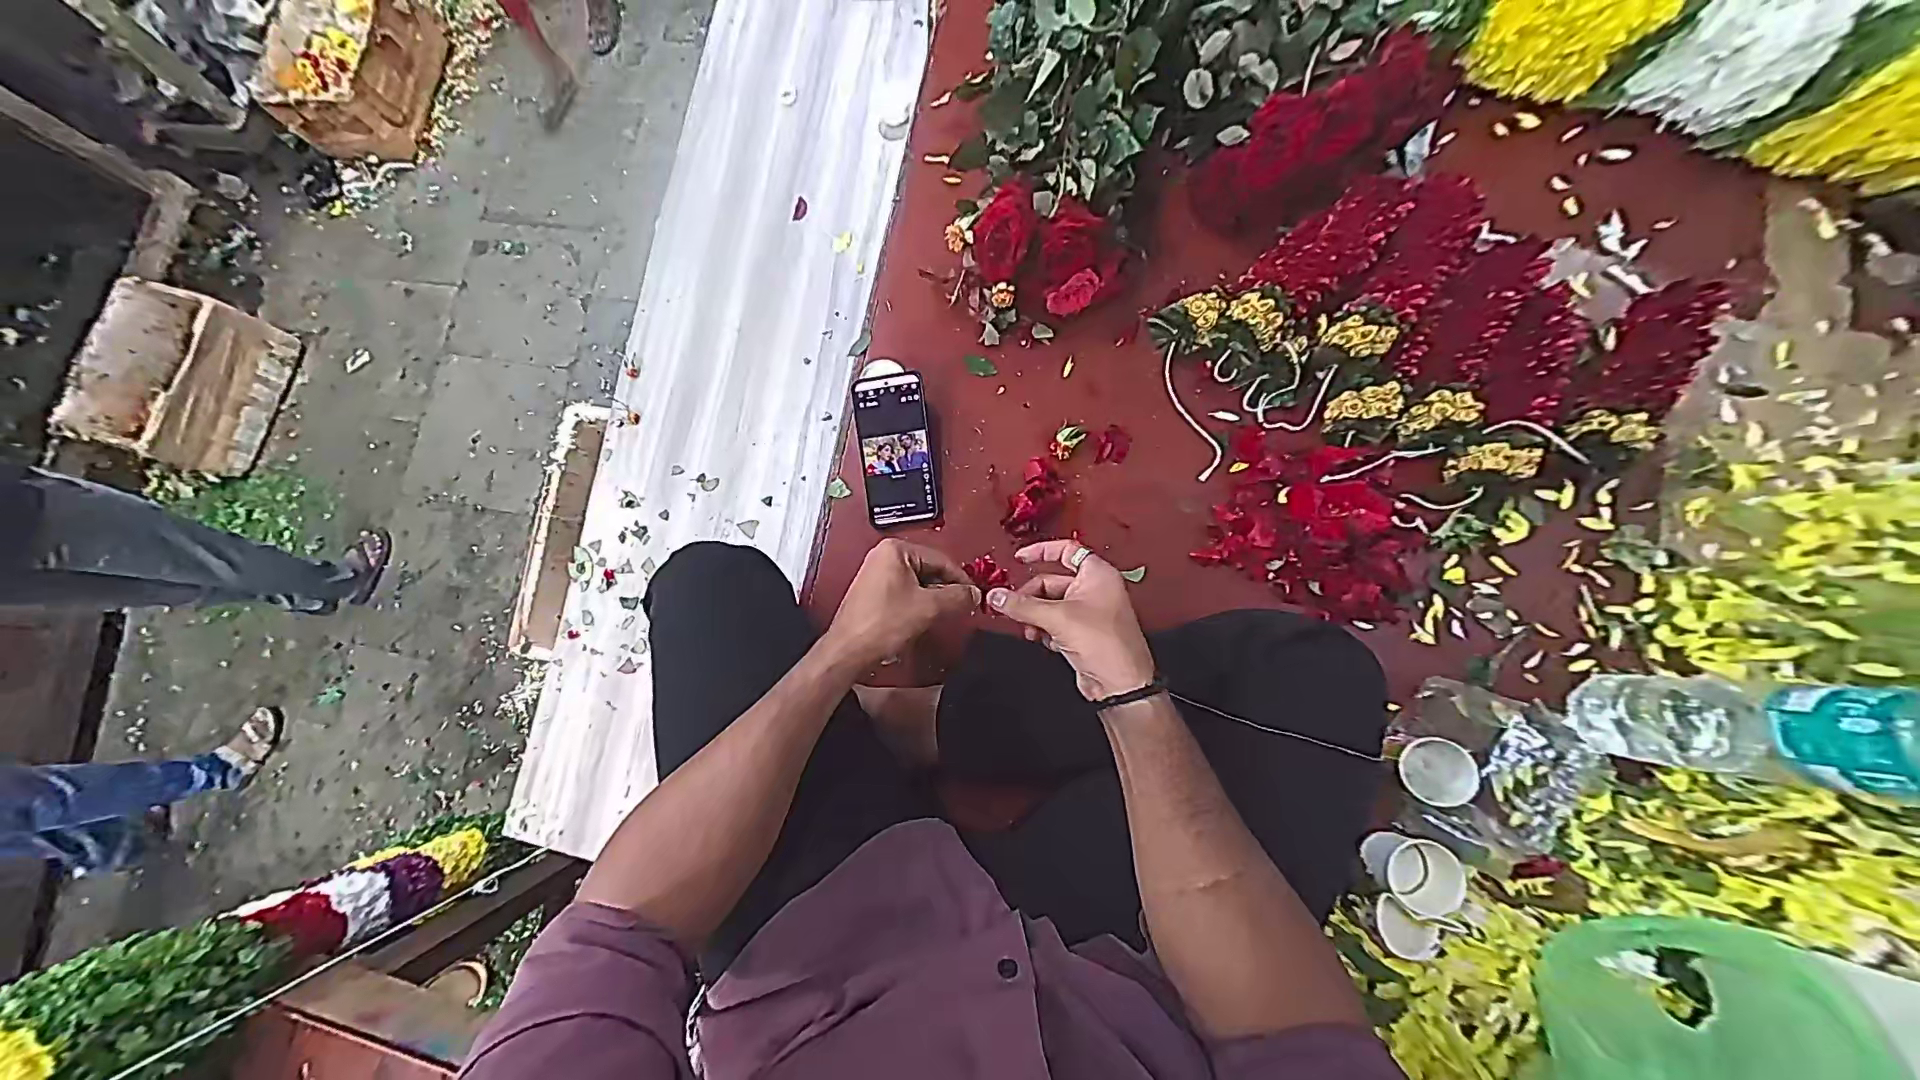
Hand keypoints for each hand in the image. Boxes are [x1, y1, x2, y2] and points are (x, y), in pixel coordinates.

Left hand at [823, 539, 979, 669]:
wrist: (849, 651)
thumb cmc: (879, 624)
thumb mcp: (929, 607)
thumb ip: (957, 597)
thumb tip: (973, 594)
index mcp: (895, 550)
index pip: (941, 559)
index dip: (960, 579)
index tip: (973, 594)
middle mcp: (884, 557)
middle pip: (930, 570)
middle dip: (946, 590)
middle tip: (961, 606)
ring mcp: (877, 574)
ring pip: (918, 583)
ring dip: (933, 599)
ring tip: (942, 615)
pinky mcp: (875, 592)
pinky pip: (906, 593)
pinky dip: (918, 605)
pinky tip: (923, 620)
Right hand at [987, 539, 1155, 700]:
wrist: (1119, 683)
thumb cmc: (1106, 644)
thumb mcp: (1056, 618)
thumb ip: (1022, 605)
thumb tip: (999, 596)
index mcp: (1097, 574)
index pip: (1066, 551)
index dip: (1041, 552)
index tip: (1021, 557)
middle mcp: (1095, 589)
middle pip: (1052, 582)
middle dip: (1031, 596)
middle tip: (1013, 606)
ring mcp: (1090, 611)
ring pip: (1051, 604)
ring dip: (1035, 615)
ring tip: (1028, 628)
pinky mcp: (1083, 632)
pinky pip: (1056, 622)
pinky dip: (1045, 628)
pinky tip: (1043, 639)